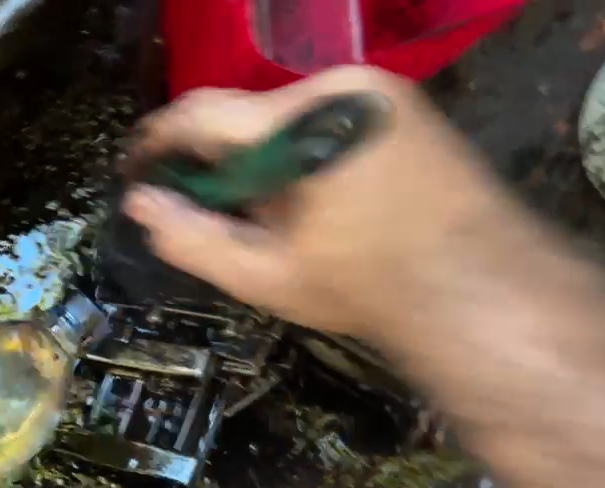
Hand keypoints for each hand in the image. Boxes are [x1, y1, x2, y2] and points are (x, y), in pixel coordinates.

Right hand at [121, 66, 527, 342]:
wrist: (476, 283)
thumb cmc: (361, 284)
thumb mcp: (260, 274)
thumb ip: (190, 238)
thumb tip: (139, 205)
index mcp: (301, 122)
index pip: (199, 115)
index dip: (153, 143)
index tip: (129, 172)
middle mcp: (338, 86)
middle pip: (240, 115)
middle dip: (201, 158)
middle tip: (181, 207)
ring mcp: (375, 90)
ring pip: (277, 118)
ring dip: (244, 160)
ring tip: (236, 213)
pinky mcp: (396, 106)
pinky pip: (315, 120)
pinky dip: (284, 154)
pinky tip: (284, 199)